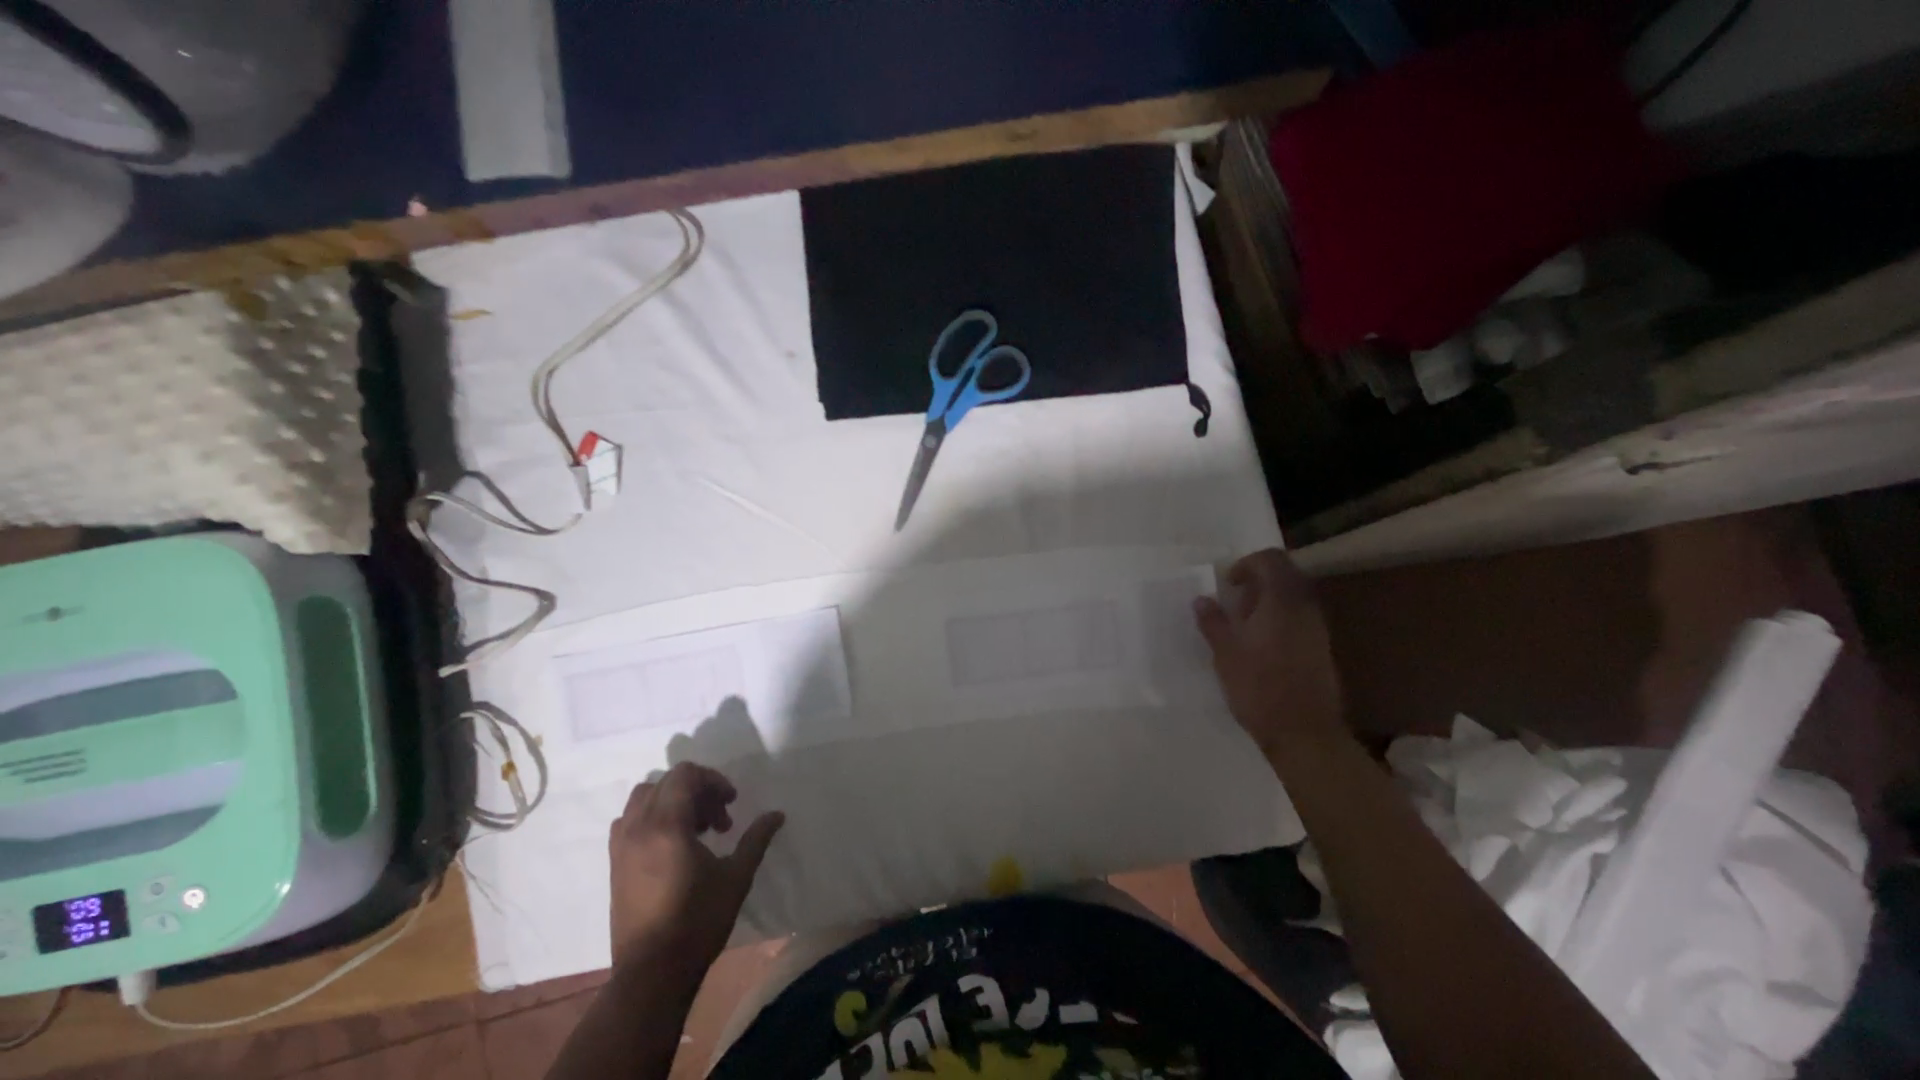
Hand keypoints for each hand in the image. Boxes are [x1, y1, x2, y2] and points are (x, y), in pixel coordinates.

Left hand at [607, 762, 784, 972]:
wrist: (653, 970)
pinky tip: (672, 846)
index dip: (713, 780)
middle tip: (720, 821)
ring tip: (696, 830)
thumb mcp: (736, 878)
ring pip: (644, 798)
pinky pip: (630, 821)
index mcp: (666, 825)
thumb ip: (756, 839)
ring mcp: (621, 844)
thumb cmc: (698, 922)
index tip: (732, 803)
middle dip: (696, 791)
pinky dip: (652, 818)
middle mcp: (638, 826)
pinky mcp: (614, 862)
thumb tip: (777, 814)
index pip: (685, 775)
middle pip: (665, 783)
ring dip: (672, 802)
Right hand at [1193, 548, 1346, 755]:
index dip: (1246, 564)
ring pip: (1293, 598)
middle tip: (1234, 602)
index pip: (1270, 560)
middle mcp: (1305, 607)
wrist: (1304, 731)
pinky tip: (1261, 645)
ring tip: (1244, 625)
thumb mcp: (1225, 653)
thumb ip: (1213, 622)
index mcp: (1282, 600)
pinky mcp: (1321, 648)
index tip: (1228, 584)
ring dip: (1269, 602)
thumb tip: (1202, 599)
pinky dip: (1280, 620)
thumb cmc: (1259, 687)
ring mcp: (1317, 628)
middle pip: (1285, 575)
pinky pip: (1299, 619)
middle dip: (1258, 581)